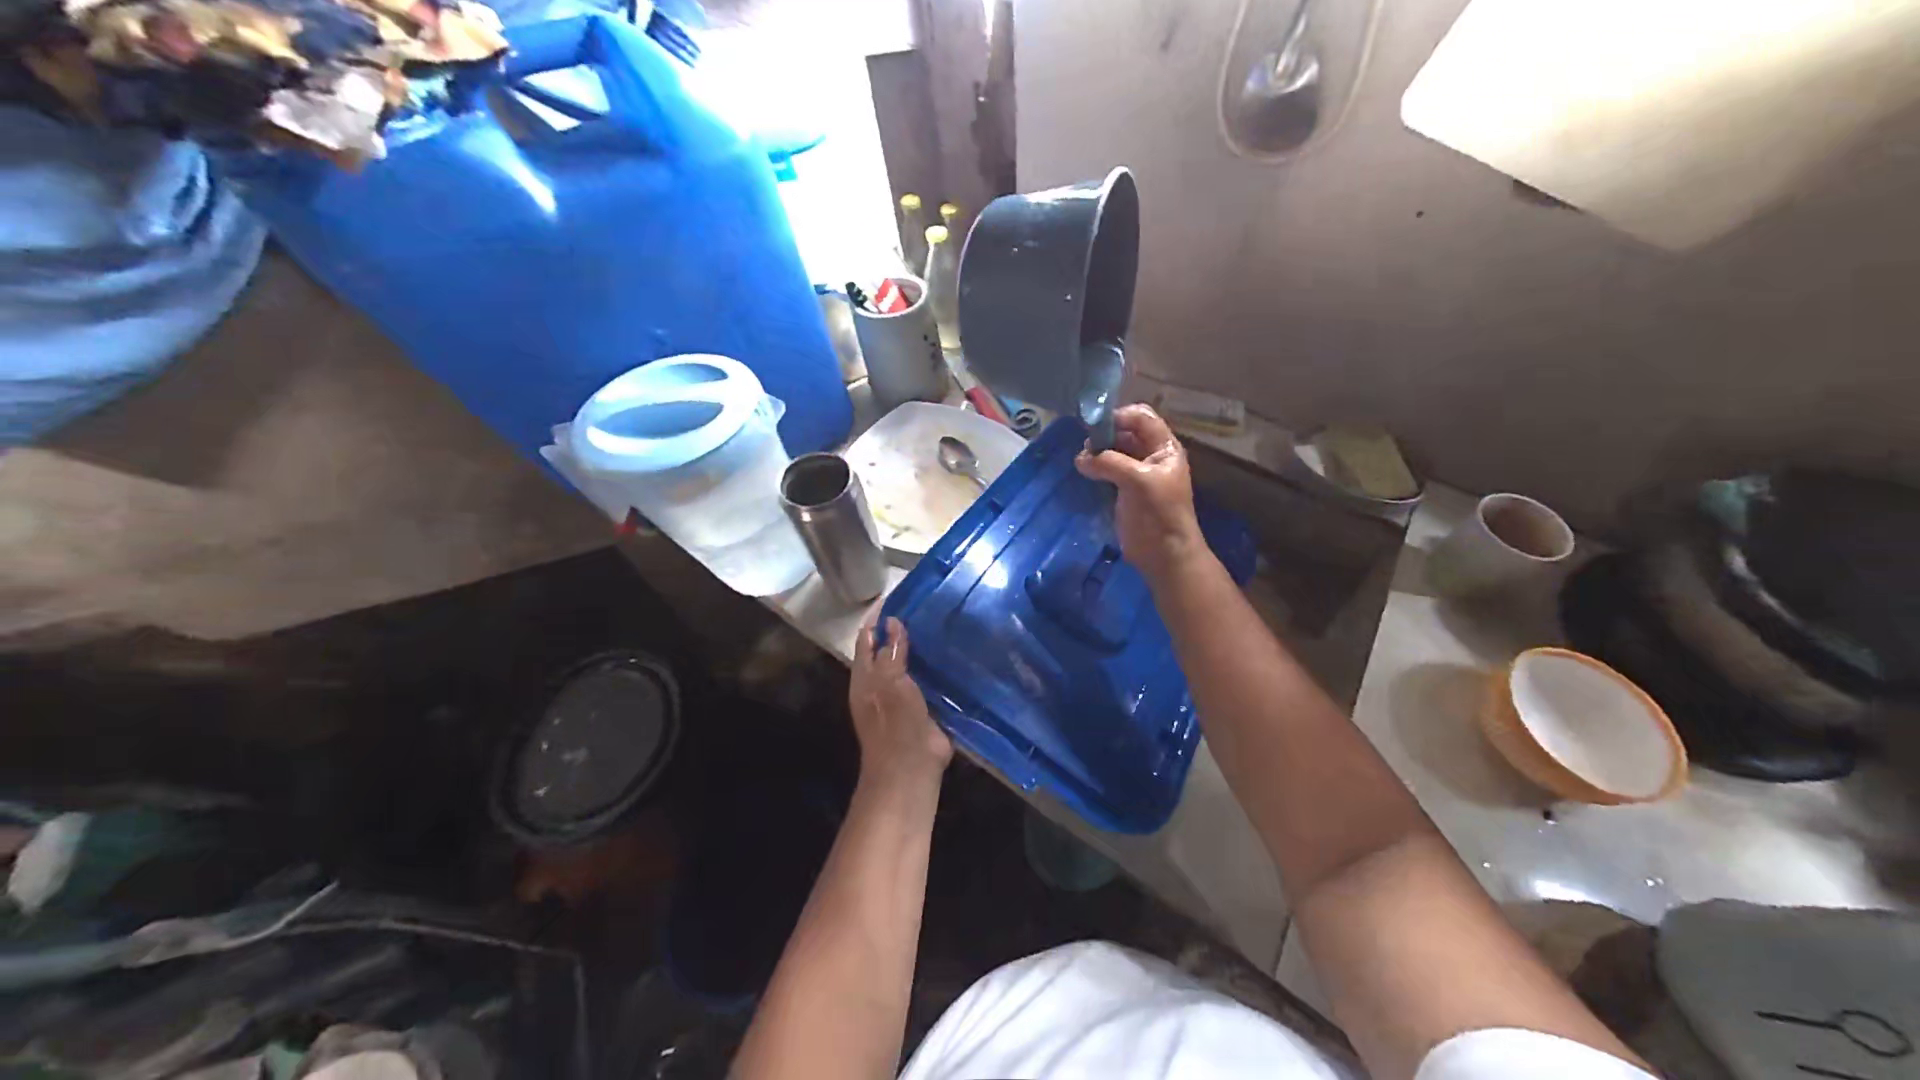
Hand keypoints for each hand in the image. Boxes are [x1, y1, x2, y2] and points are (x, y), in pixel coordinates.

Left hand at [850, 616, 951, 784]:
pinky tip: (955, 652)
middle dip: (902, 628)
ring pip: (911, 663)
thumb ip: (890, 652)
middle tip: (928, 603)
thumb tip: (892, 622)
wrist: (911, 767)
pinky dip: (939, 666)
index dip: (878, 617)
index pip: (867, 638)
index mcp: (865, 676)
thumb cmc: (894, 723)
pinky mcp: (926, 707)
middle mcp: (882, 683)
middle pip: (889, 649)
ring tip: (944, 620)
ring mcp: (904, 696)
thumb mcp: (889, 682)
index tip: (897, 595)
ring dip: (922, 646)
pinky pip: (930, 680)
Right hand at [1075, 404, 1209, 583]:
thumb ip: (1110, 463)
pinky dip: (1096, 466)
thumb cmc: (1159, 514)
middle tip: (1085, 445)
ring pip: (1114, 450)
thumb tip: (1081, 458)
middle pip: (1126, 432)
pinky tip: (1084, 470)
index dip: (1120, 416)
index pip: (1142, 418)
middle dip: (1105, 434)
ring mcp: (1138, 473)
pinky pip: (1108, 469)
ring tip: (1082, 460)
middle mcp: (1152, 456)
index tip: (1094, 425)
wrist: (1164, 555)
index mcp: (1165, 448)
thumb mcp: (1138, 481)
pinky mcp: (1125, 490)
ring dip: (1098, 451)